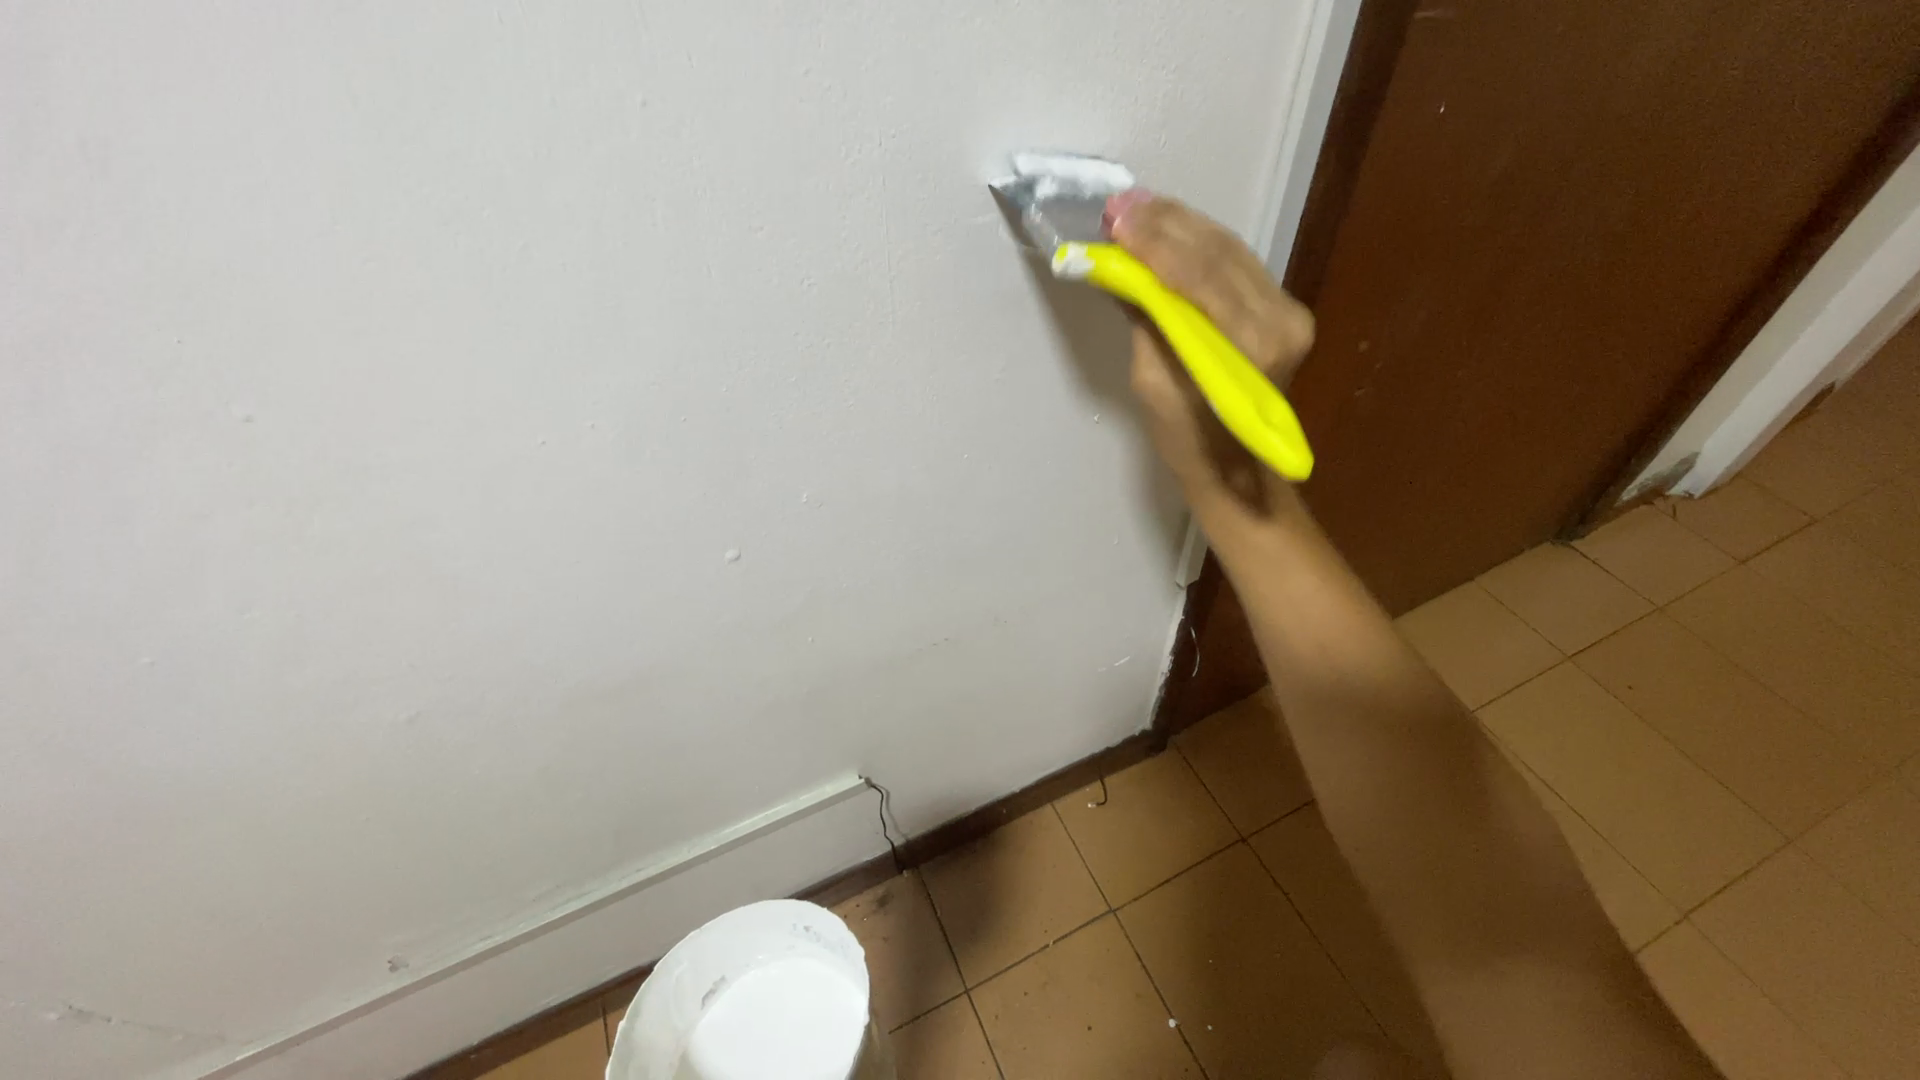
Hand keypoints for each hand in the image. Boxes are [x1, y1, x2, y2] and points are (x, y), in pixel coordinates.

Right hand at [1107, 191, 1315, 508]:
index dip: (1155, 244)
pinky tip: (1167, 226)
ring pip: (1229, 248)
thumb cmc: (1188, 439)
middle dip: (1165, 224)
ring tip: (1135, 207)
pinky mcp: (1282, 307)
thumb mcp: (1152, 384)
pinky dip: (1199, 241)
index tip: (1115, 221)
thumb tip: (1123, 271)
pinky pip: (1236, 262)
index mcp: (1254, 346)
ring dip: (1180, 224)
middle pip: (1219, 252)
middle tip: (1119, 206)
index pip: (1201, 276)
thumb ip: (1147, 321)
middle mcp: (1282, 319)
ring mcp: (1288, 310)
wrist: (1234, 466)